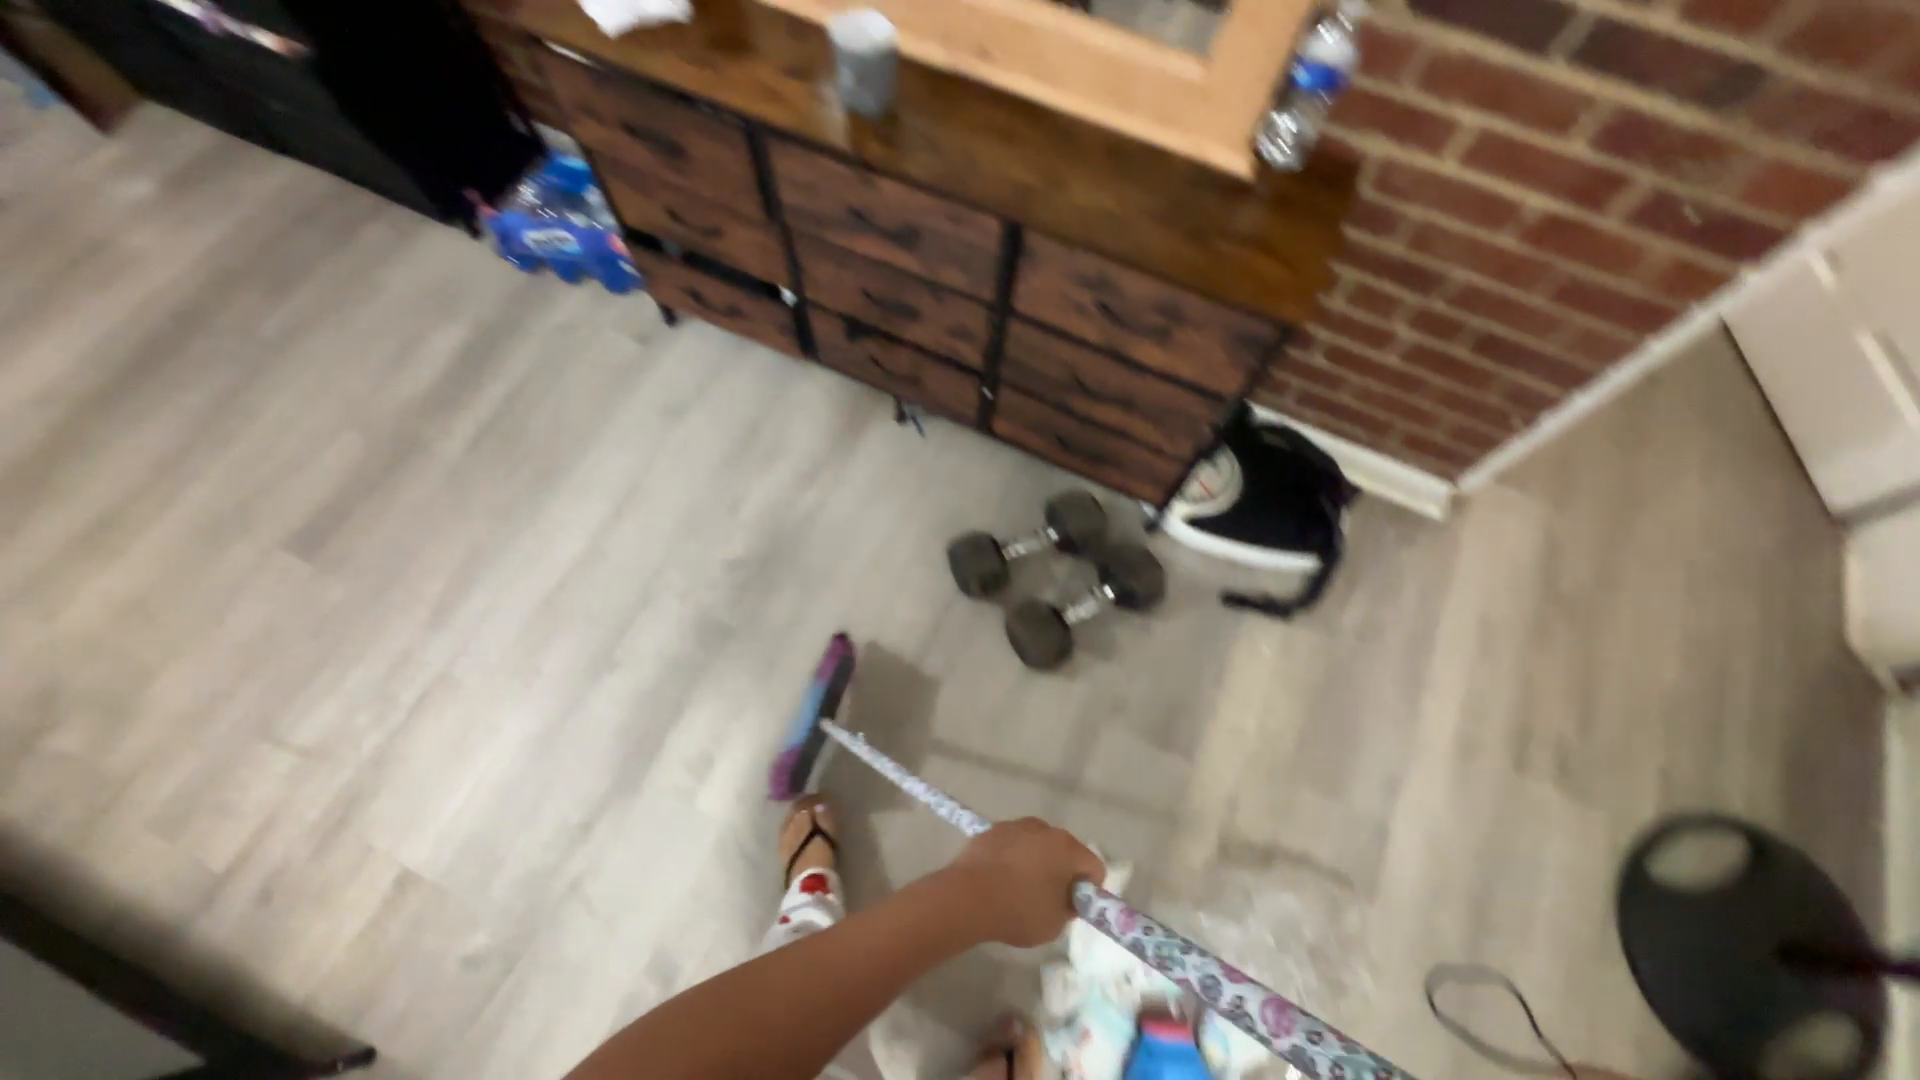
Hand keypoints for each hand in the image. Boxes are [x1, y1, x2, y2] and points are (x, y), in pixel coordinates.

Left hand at [941, 819, 1104, 947]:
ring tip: (1019, 888)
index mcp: (1066, 847)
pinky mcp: (990, 830)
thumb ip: (1068, 908)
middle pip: (1065, 851)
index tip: (1074, 907)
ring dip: (1036, 862)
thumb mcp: (1055, 923)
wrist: (966, 897)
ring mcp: (1014, 826)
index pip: (1094, 867)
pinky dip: (1012, 858)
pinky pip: (1012, 845)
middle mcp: (1043, 828)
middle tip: (1048, 899)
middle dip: (1062, 872)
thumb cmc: (1018, 910)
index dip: (1089, 889)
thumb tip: (1066, 898)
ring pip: (1037, 845)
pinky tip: (999, 879)